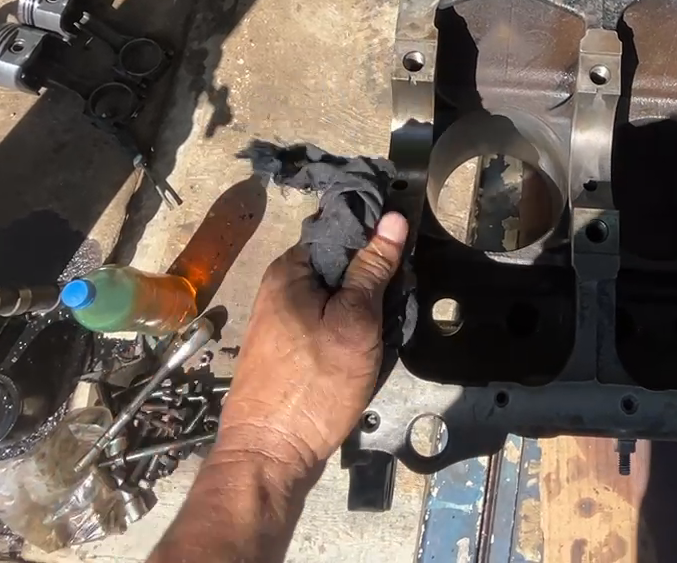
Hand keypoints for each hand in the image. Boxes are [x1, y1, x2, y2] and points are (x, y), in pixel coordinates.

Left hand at [215, 212, 408, 482]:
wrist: (270, 458)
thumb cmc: (314, 384)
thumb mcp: (355, 320)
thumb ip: (373, 267)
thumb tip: (393, 218)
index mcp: (290, 269)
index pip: (339, 230)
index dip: (374, 233)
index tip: (406, 244)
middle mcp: (281, 287)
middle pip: (338, 263)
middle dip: (372, 273)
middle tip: (403, 288)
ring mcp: (283, 319)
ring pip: (335, 294)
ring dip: (364, 303)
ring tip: (392, 315)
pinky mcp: (290, 348)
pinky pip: (327, 319)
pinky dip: (351, 324)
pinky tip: (371, 339)